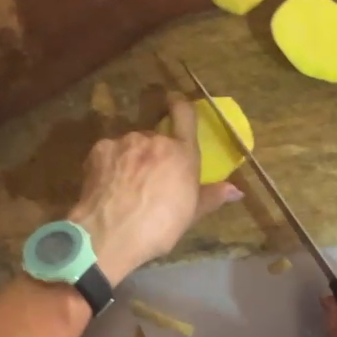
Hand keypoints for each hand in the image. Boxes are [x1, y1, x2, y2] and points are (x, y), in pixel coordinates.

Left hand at [67, 96, 239, 281]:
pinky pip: (109, 153)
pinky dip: (109, 165)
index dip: (179, 104)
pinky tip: (106, 186)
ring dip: (130, 159)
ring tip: (124, 188)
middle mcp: (154, 140)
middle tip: (147, 180)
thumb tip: (237, 191)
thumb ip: (212, 197)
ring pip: (130, 145)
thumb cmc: (158, 229)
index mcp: (182, 154)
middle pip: (154, 139)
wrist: (109, 236)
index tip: (173, 100)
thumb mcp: (190, 215)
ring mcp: (125, 142)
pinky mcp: (99, 150)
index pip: (184, 114)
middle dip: (152, 154)